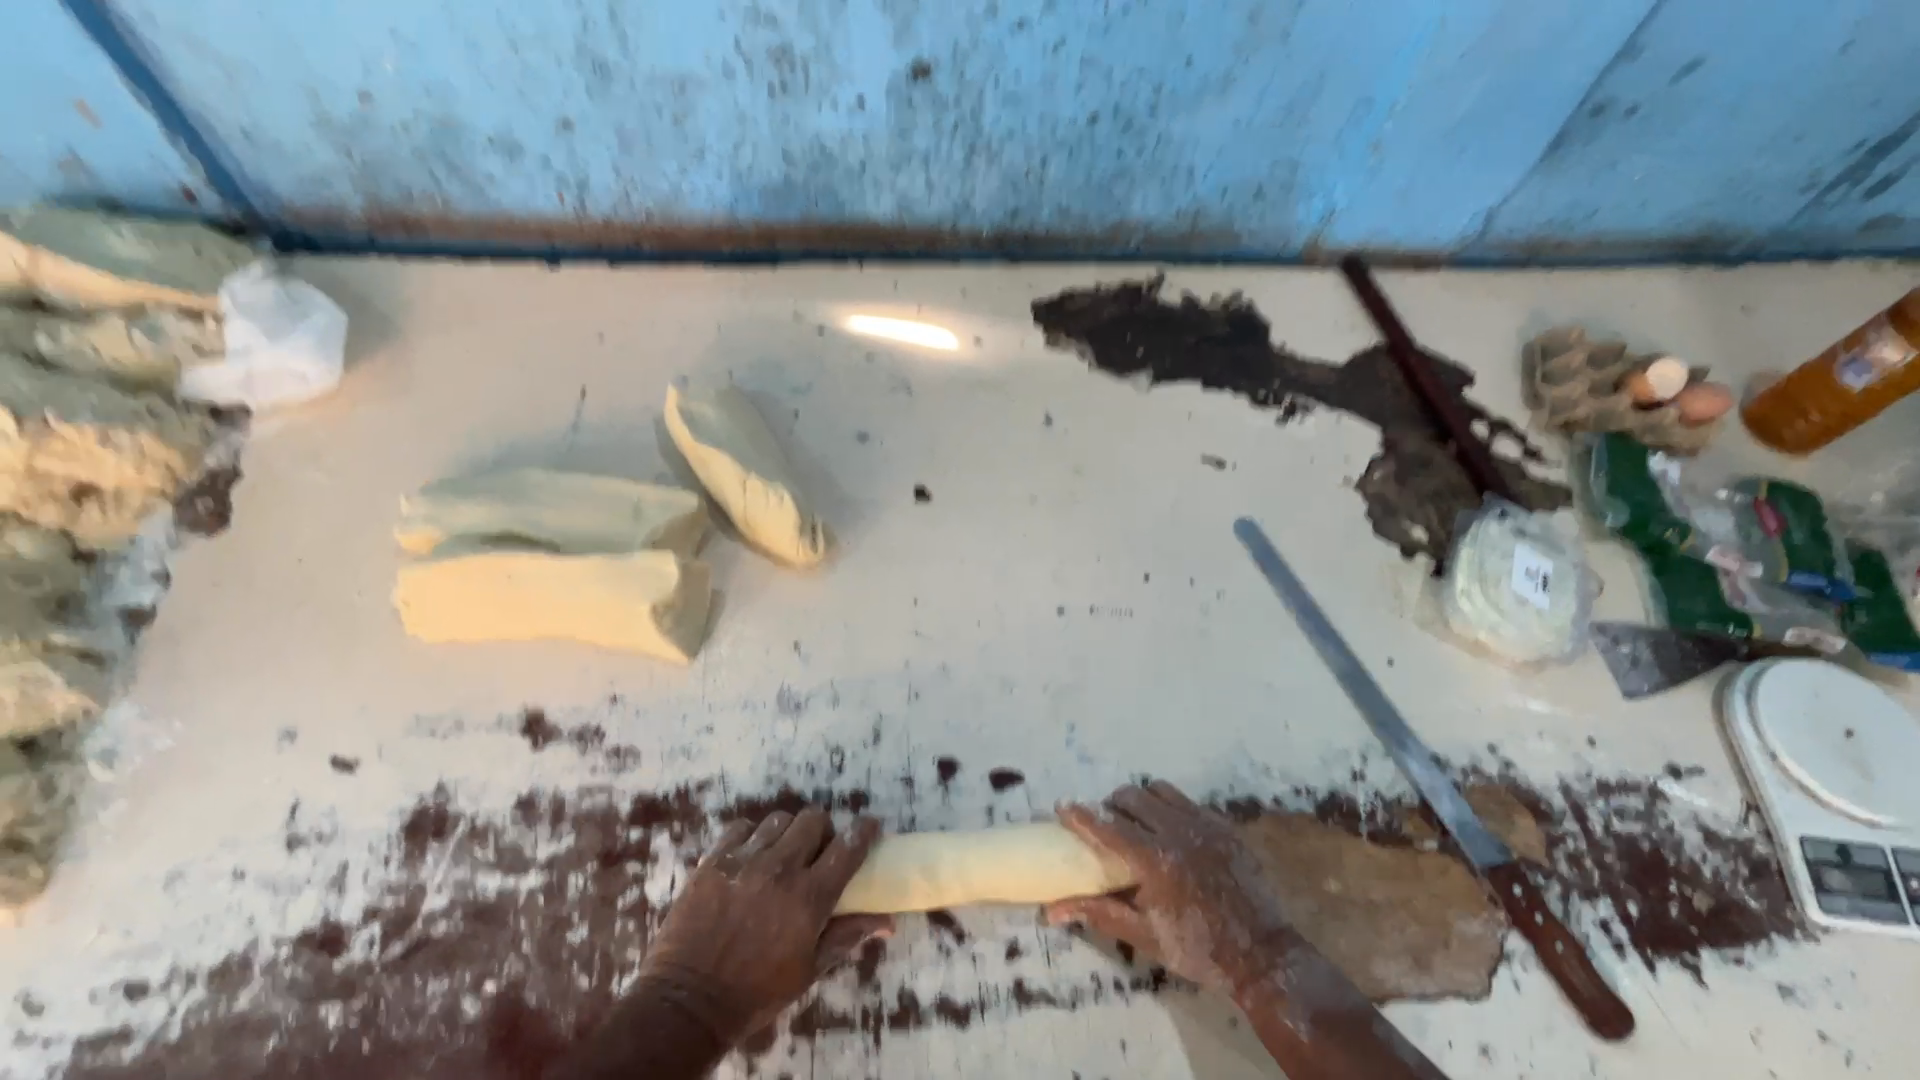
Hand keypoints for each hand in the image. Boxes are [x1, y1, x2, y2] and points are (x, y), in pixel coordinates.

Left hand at [638, 808, 891, 1044]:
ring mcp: (743, 861)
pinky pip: (740, 828)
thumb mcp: (809, 970)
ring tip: (780, 855)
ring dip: (787, 833)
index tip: (870, 828)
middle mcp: (780, 869)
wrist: (687, 1003)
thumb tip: (887, 921)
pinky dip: (751, 836)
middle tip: (816, 853)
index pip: (848, 846)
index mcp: (809, 898)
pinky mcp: (712, 861)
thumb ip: (847, 936)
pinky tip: (748, 858)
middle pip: (813, 820)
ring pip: (778, 820)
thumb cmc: (756, 993)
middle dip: (822, 832)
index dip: (865, 831)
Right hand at [1046, 781, 1291, 995]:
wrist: (1262, 955)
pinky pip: (1189, 803)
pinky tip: (1170, 831)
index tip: (1062, 806)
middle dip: (1112, 805)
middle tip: (1106, 823)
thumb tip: (1052, 911)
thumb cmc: (1196, 949)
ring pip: (1161, 791)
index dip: (1082, 816)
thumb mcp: (1143, 936)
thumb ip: (1098, 913)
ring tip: (1137, 821)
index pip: (1108, 827)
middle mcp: (1179, 832)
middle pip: (1133, 797)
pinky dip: (1171, 808)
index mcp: (1156, 861)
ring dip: (1142, 801)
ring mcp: (1206, 825)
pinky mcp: (1225, 827)